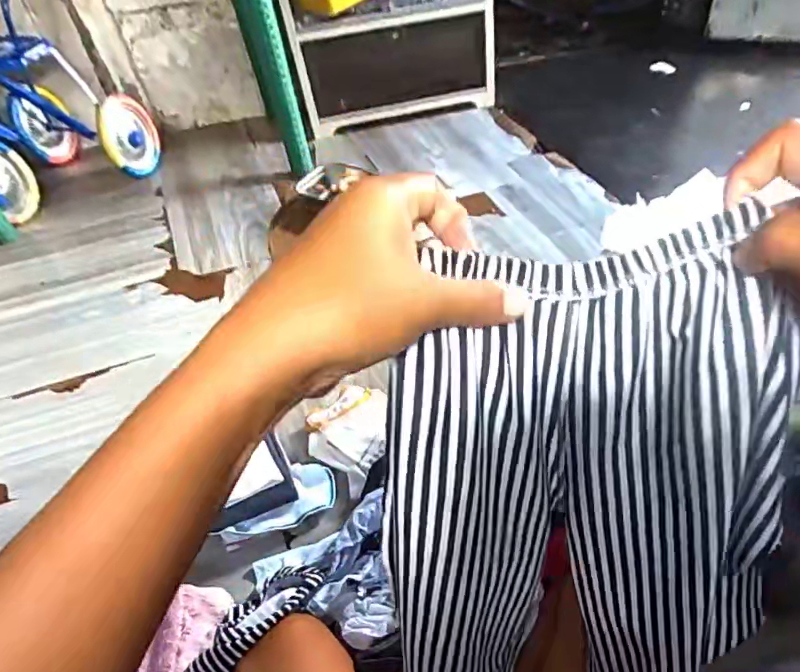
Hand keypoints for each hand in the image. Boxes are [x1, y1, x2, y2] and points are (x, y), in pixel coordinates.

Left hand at [203, 172, 530, 395]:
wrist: (276, 349)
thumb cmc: (353, 309)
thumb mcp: (427, 303)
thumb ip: (478, 300)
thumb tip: (523, 302)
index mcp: (380, 199)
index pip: (436, 193)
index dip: (460, 228)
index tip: (469, 271)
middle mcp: (357, 214)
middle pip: (419, 228)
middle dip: (445, 266)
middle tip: (458, 302)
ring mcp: (339, 249)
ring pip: (398, 262)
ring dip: (423, 292)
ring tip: (433, 324)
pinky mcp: (328, 282)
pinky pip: (376, 285)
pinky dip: (396, 305)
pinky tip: (404, 335)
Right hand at [725, 120, 799, 373]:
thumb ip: (780, 241)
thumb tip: (742, 248)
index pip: (785, 145)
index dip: (747, 176)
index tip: (731, 232)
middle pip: (787, 200)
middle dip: (758, 238)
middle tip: (742, 284)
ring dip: (776, 272)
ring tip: (763, 307)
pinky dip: (798, 292)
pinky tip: (790, 317)